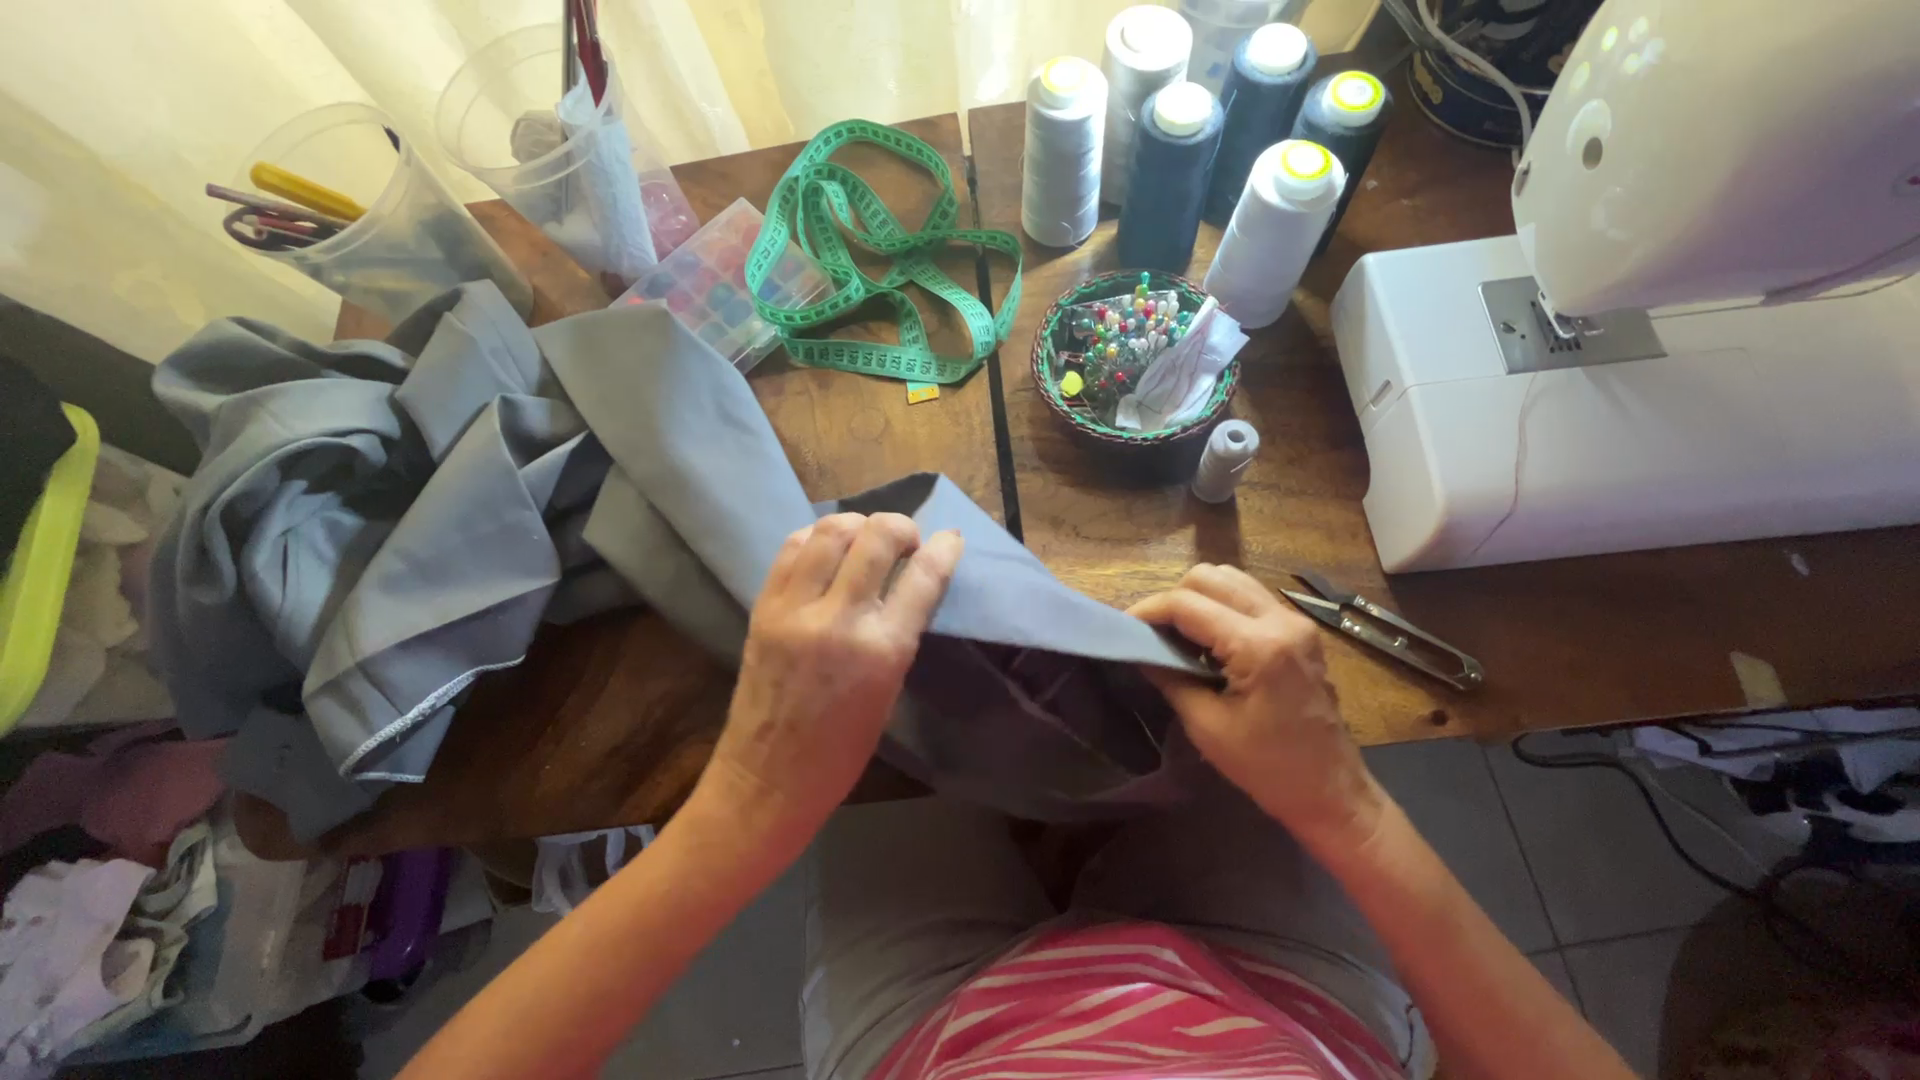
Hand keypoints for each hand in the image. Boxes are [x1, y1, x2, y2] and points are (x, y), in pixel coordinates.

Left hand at [701, 513, 962, 848]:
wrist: (768, 777)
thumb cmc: (842, 750)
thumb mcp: (889, 692)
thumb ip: (898, 634)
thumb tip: (907, 584)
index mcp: (882, 651)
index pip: (924, 577)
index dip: (944, 548)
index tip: (951, 538)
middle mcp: (838, 620)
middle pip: (877, 537)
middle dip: (901, 527)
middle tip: (907, 542)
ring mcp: (794, 609)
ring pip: (831, 530)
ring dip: (859, 525)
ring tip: (867, 540)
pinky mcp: (763, 607)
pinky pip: (792, 547)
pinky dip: (817, 537)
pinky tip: (828, 549)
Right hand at [1129, 564, 1386, 848]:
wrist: (1330, 790)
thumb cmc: (1266, 767)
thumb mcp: (1206, 726)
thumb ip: (1170, 677)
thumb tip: (1139, 649)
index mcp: (1258, 646)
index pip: (1187, 604)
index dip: (1148, 611)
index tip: (1123, 628)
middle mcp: (1280, 620)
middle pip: (1209, 577)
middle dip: (1172, 599)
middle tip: (1152, 633)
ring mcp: (1295, 621)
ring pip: (1230, 579)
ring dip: (1198, 598)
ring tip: (1179, 634)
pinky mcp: (1299, 630)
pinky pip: (1249, 596)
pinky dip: (1221, 605)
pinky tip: (1208, 639)